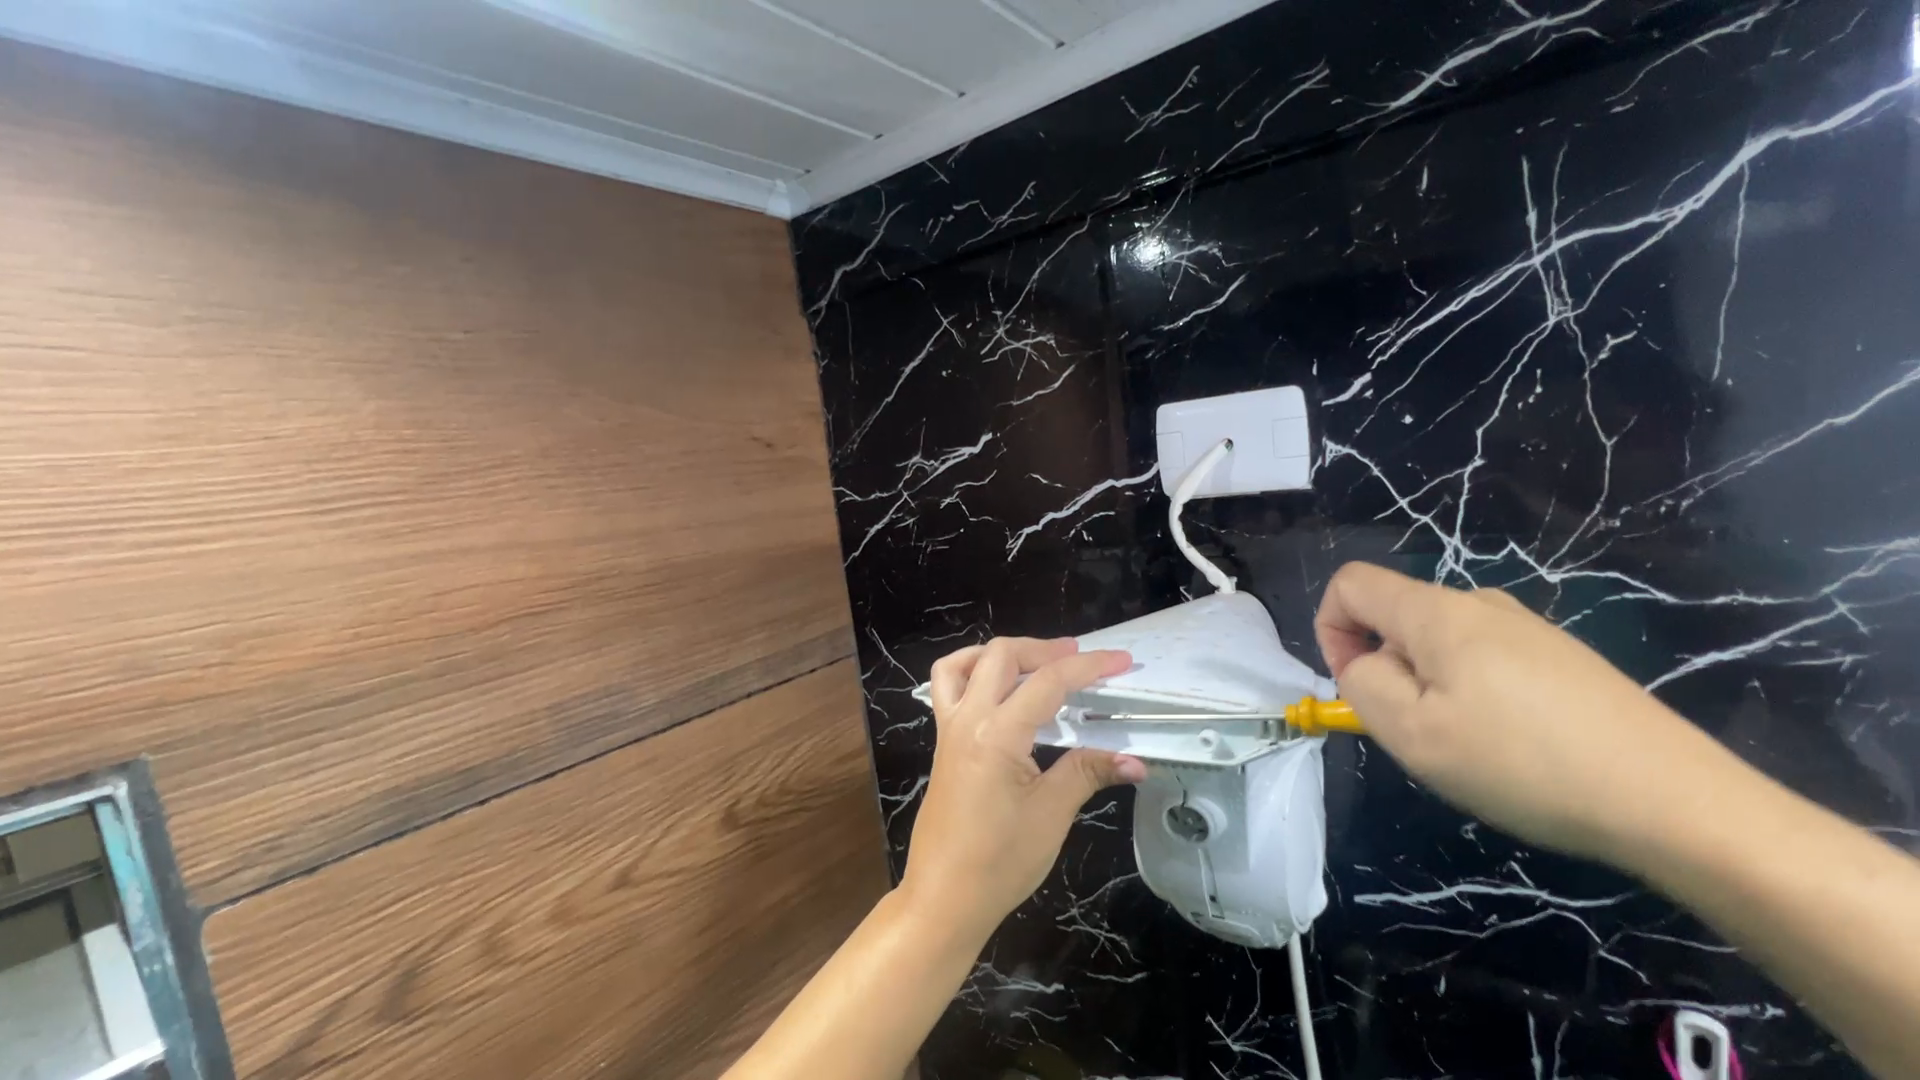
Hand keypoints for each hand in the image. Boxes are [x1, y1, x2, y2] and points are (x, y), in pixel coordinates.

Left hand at [902, 637, 1145, 935]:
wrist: (945, 897)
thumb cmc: (1000, 861)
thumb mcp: (1052, 814)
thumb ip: (1088, 772)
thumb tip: (1136, 760)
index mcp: (996, 735)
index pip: (1047, 682)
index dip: (1088, 667)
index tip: (1121, 661)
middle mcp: (967, 720)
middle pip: (1001, 656)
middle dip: (1044, 649)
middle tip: (1081, 659)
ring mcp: (948, 730)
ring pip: (963, 664)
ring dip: (1002, 654)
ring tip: (1037, 664)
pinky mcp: (943, 743)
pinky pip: (948, 689)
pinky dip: (972, 672)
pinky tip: (999, 691)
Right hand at [1314, 562, 1729, 861]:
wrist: (1674, 800)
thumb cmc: (1522, 762)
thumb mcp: (1412, 732)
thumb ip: (1361, 684)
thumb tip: (1362, 663)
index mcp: (1437, 612)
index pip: (1351, 583)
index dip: (1330, 630)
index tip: (1357, 688)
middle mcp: (1482, 604)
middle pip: (1398, 617)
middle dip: (1387, 671)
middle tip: (1422, 735)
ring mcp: (1530, 631)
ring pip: (1442, 646)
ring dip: (1432, 690)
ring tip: (1472, 748)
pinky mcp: (1565, 661)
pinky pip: (1487, 664)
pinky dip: (1476, 699)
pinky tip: (1518, 749)